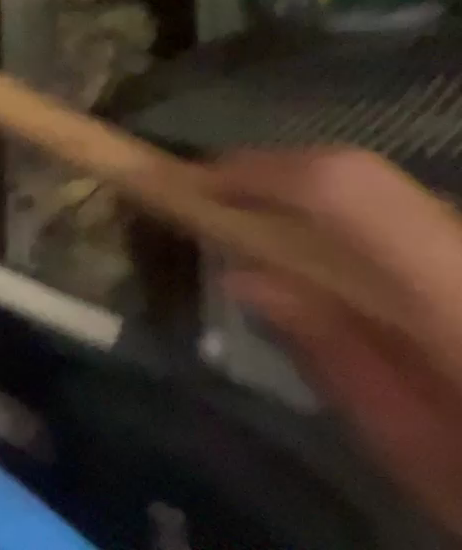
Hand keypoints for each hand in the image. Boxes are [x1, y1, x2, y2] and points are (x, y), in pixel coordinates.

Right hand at [216, 149, 461, 534]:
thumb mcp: (428, 459)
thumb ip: (337, 357)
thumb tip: (247, 273)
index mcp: (461, 306)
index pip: (348, 189)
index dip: (260, 170)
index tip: (194, 186)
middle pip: (391, 201)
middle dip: (301, 210)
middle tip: (244, 243)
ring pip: (432, 226)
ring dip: (359, 240)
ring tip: (323, 288)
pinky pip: (449, 250)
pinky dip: (412, 266)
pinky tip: (402, 317)